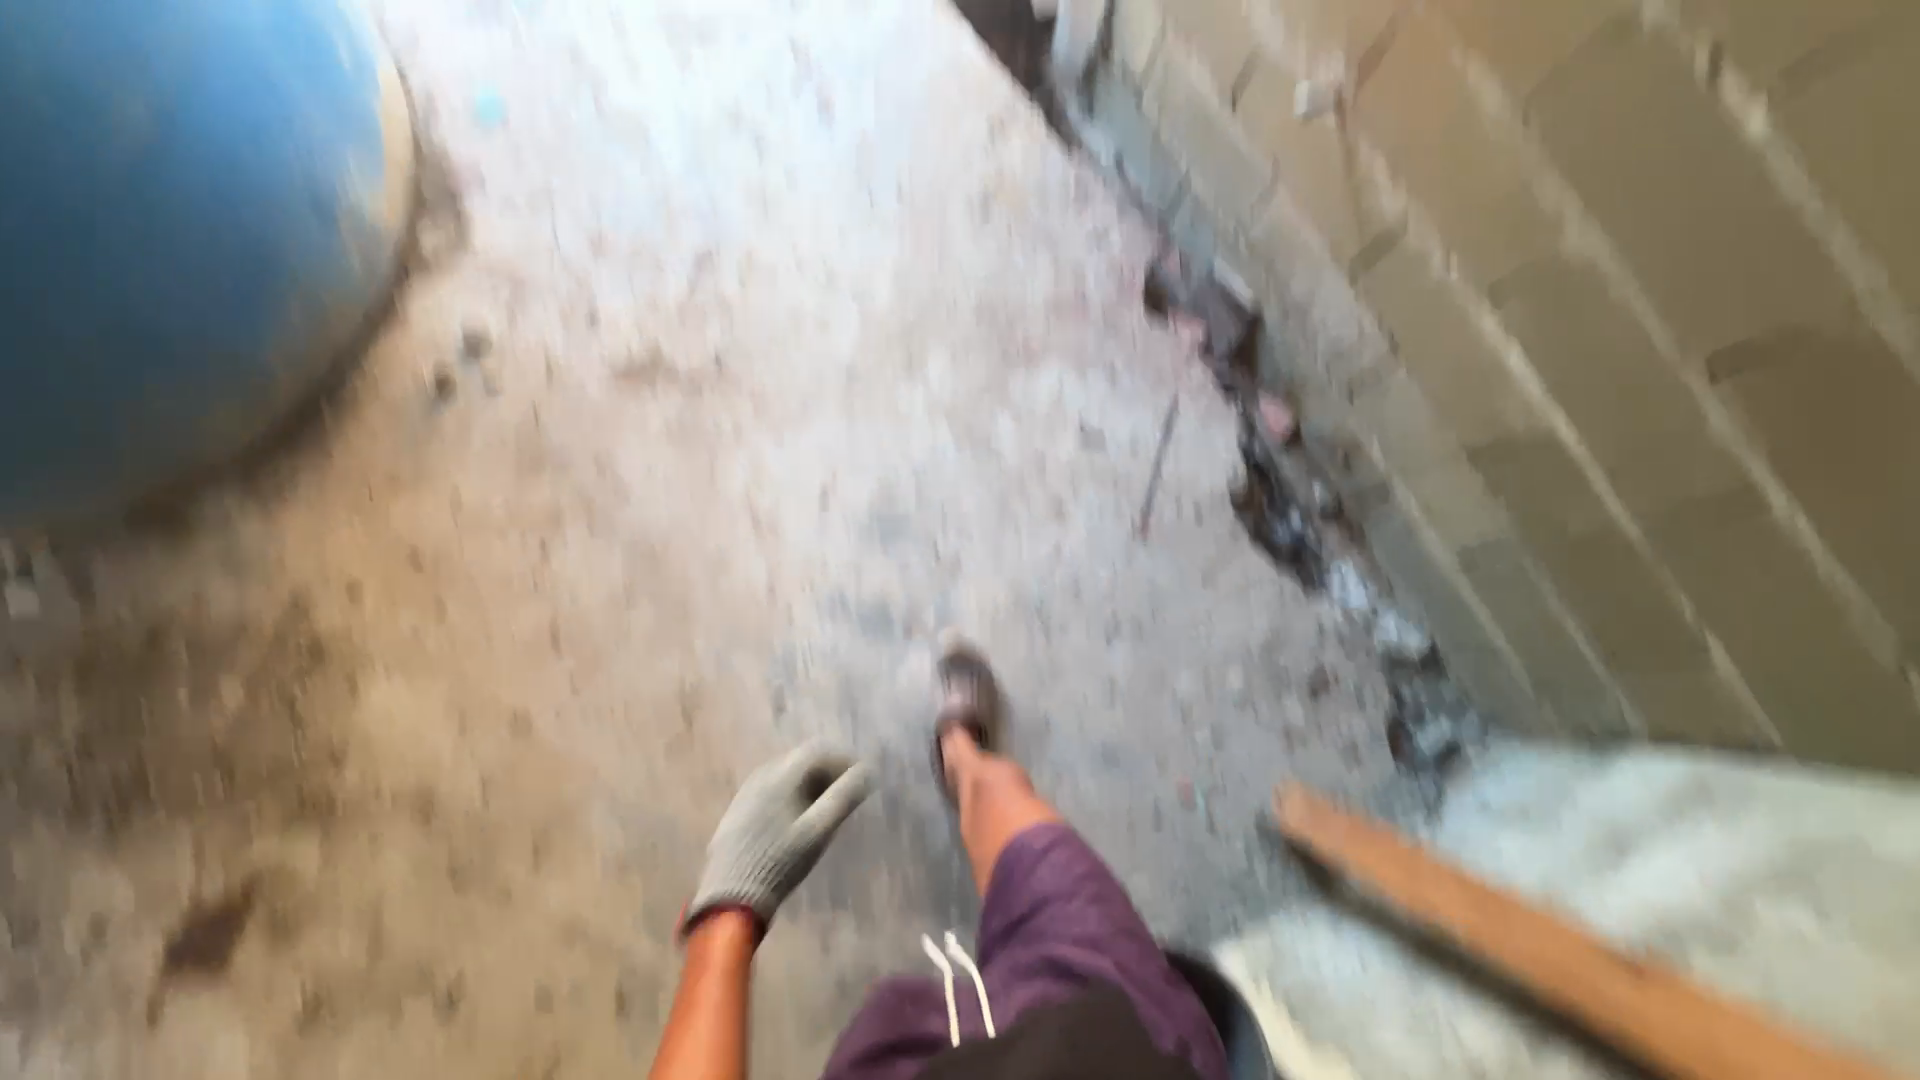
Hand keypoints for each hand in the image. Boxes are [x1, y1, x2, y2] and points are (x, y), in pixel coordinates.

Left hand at [684, 742, 873, 932]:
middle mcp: (760, 776)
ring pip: (784, 775)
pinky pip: (770, 790)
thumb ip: (843, 797)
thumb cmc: (782, 860)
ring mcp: (746, 793)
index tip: (859, 778)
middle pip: (799, 760)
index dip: (842, 760)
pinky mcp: (737, 811)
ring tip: (824, 808)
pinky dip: (790, 795)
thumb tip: (866, 771)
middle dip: (826, 771)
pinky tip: (795, 819)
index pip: (816, 751)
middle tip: (844, 794)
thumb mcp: (818, 830)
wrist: (732, 895)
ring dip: (808, 783)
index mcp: (781, 776)